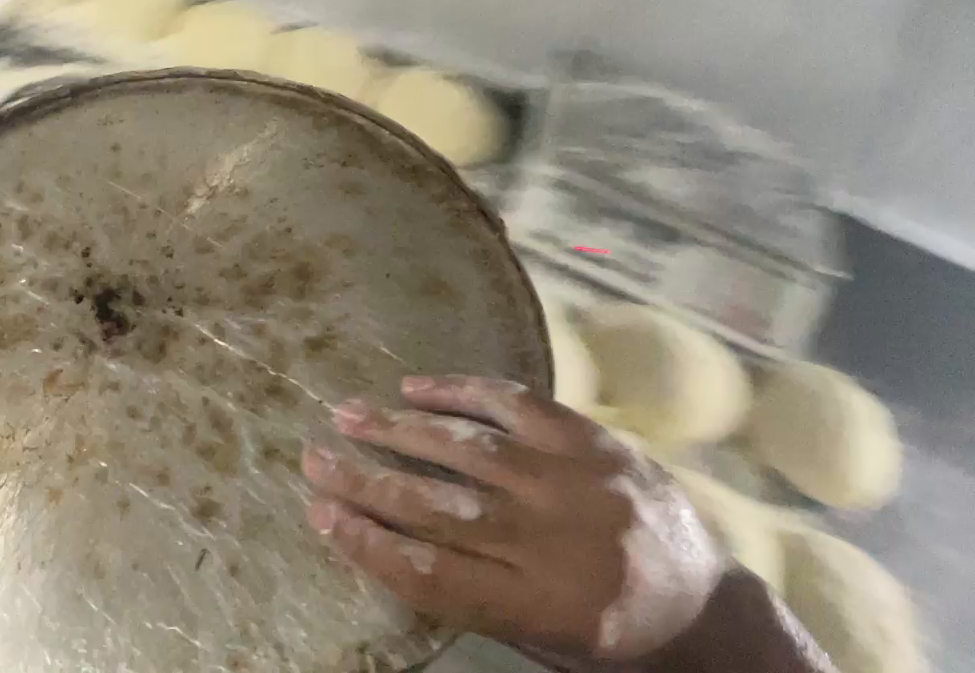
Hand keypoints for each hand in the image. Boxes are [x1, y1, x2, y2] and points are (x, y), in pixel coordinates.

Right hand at [301, 375, 723, 663]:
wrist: (712, 610)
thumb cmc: (609, 635)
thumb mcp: (540, 636)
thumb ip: (466, 588)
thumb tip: (375, 533)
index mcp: (548, 605)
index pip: (433, 573)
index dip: (367, 542)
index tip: (320, 514)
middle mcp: (559, 541)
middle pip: (438, 507)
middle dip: (363, 482)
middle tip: (312, 459)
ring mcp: (578, 482)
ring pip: (466, 449)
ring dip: (396, 430)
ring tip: (345, 414)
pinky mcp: (593, 440)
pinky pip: (512, 404)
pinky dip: (456, 391)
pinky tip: (412, 388)